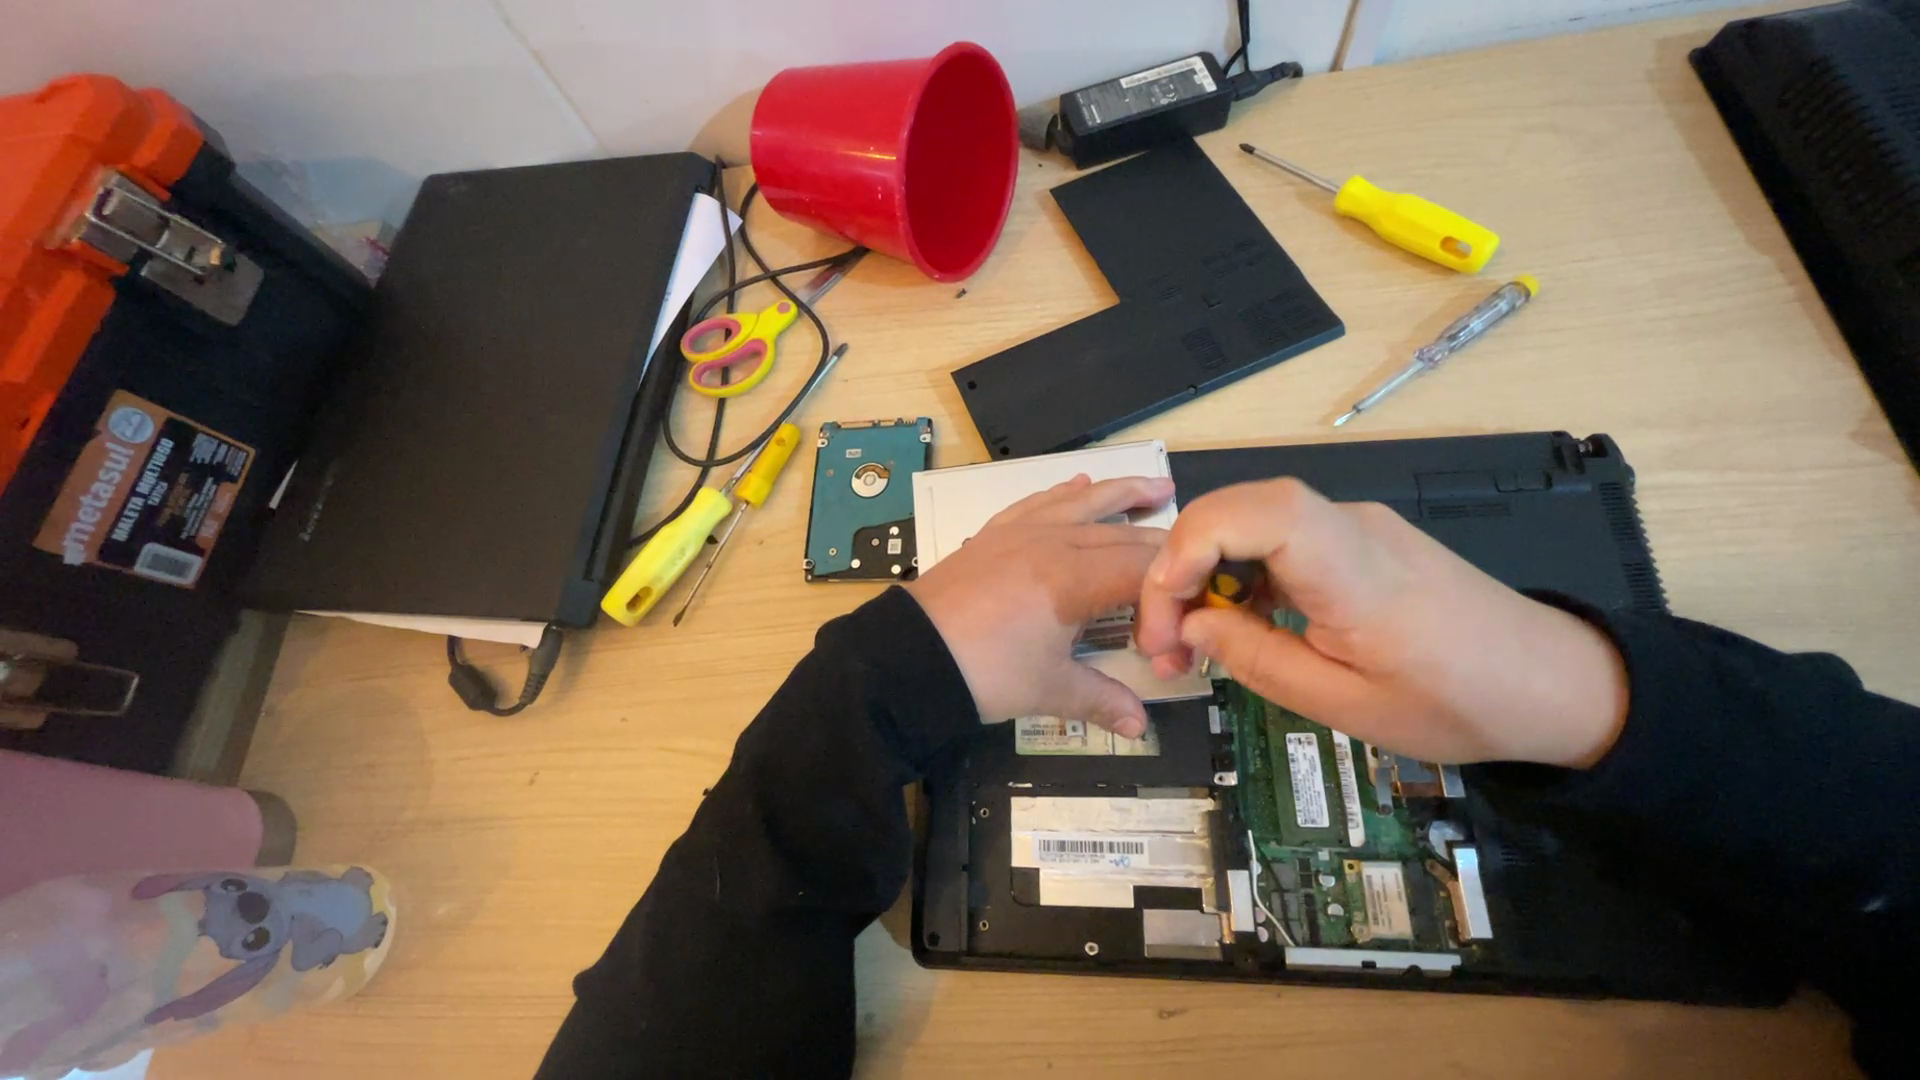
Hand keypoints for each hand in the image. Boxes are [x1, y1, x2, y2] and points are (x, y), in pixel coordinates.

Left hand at [906, 474, 1173, 738]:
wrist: (909, 656)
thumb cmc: (985, 672)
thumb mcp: (1049, 690)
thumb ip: (1101, 700)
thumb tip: (1140, 726)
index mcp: (1074, 579)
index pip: (1143, 570)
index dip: (1172, 589)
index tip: (1188, 608)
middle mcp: (1053, 543)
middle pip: (1120, 534)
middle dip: (1159, 540)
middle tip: (1195, 547)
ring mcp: (1019, 532)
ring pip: (1081, 503)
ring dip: (1120, 493)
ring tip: (1155, 485)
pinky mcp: (992, 534)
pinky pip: (1036, 502)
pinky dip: (1061, 492)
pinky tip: (1075, 484)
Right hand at [1134, 478, 1628, 767]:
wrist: (1553, 682)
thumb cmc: (1457, 705)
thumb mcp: (1346, 705)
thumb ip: (1257, 660)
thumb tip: (1191, 628)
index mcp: (1355, 571)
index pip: (1257, 514)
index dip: (1192, 546)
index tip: (1167, 612)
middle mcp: (1349, 527)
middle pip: (1236, 508)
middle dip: (1178, 567)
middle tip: (1160, 641)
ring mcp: (1351, 526)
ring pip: (1248, 521)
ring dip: (1202, 572)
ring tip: (1185, 639)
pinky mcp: (1353, 539)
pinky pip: (1274, 539)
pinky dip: (1235, 573)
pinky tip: (1231, 620)